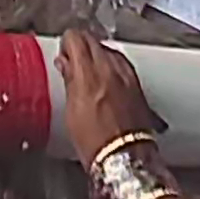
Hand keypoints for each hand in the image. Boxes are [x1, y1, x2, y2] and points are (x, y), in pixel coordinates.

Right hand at [56, 31, 165, 161]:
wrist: (126, 161)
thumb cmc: (96, 144)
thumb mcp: (71, 112)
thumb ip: (68, 80)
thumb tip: (64, 63)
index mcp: (87, 74)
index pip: (75, 38)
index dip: (67, 43)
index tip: (64, 53)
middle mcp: (108, 68)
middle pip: (91, 38)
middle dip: (80, 45)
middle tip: (73, 60)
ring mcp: (124, 73)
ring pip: (106, 47)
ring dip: (96, 53)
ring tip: (90, 71)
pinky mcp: (136, 81)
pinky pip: (120, 60)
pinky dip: (111, 62)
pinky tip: (107, 76)